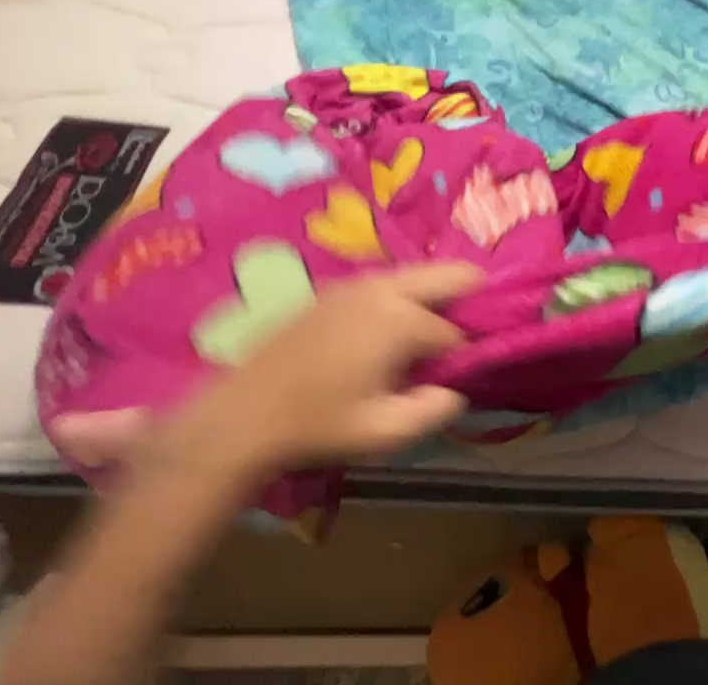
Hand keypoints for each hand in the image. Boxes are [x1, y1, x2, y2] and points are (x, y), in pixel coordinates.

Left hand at [165, 262, 481, 475]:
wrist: (238, 418)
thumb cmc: (317, 426)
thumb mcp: (385, 432)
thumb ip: (435, 409)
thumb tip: (455, 391)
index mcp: (401, 319)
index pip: (456, 332)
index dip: (461, 357)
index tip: (448, 380)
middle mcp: (384, 288)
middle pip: (453, 275)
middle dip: (469, 302)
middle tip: (455, 342)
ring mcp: (356, 283)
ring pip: (420, 276)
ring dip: (435, 300)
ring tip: (419, 343)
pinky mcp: (334, 289)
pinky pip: (389, 283)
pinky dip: (404, 300)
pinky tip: (384, 337)